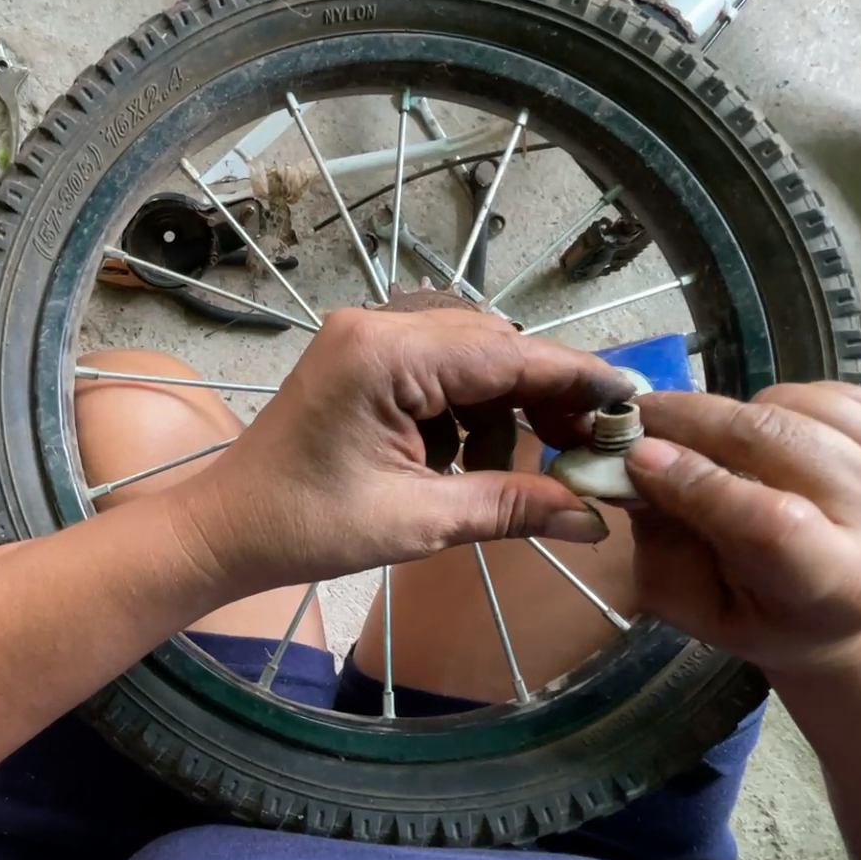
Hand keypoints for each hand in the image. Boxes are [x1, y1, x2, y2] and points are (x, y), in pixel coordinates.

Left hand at [168, 306, 634, 592]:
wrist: (226, 531)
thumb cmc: (303, 528)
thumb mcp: (418, 520)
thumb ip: (511, 505)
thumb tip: (593, 514)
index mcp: (385, 355)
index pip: (507, 354)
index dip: (577, 379)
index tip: (634, 403)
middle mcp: (375, 328)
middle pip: (491, 348)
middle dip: (540, 398)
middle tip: (581, 451)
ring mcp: (361, 341)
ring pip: (465, 360)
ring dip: (499, 411)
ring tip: (511, 471)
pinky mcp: (355, 364)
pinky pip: (432, 373)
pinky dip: (460, 413)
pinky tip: (461, 461)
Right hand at [624, 382, 860, 673]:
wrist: (858, 603)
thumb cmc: (758, 611)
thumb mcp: (688, 599)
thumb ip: (660, 540)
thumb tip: (635, 465)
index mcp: (844, 587)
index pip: (771, 521)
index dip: (697, 481)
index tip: (634, 456)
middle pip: (780, 443)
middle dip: (690, 421)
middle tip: (635, 417)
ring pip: (795, 405)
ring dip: (733, 415)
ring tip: (713, 446)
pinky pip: (826, 393)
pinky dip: (776, 407)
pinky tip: (772, 442)